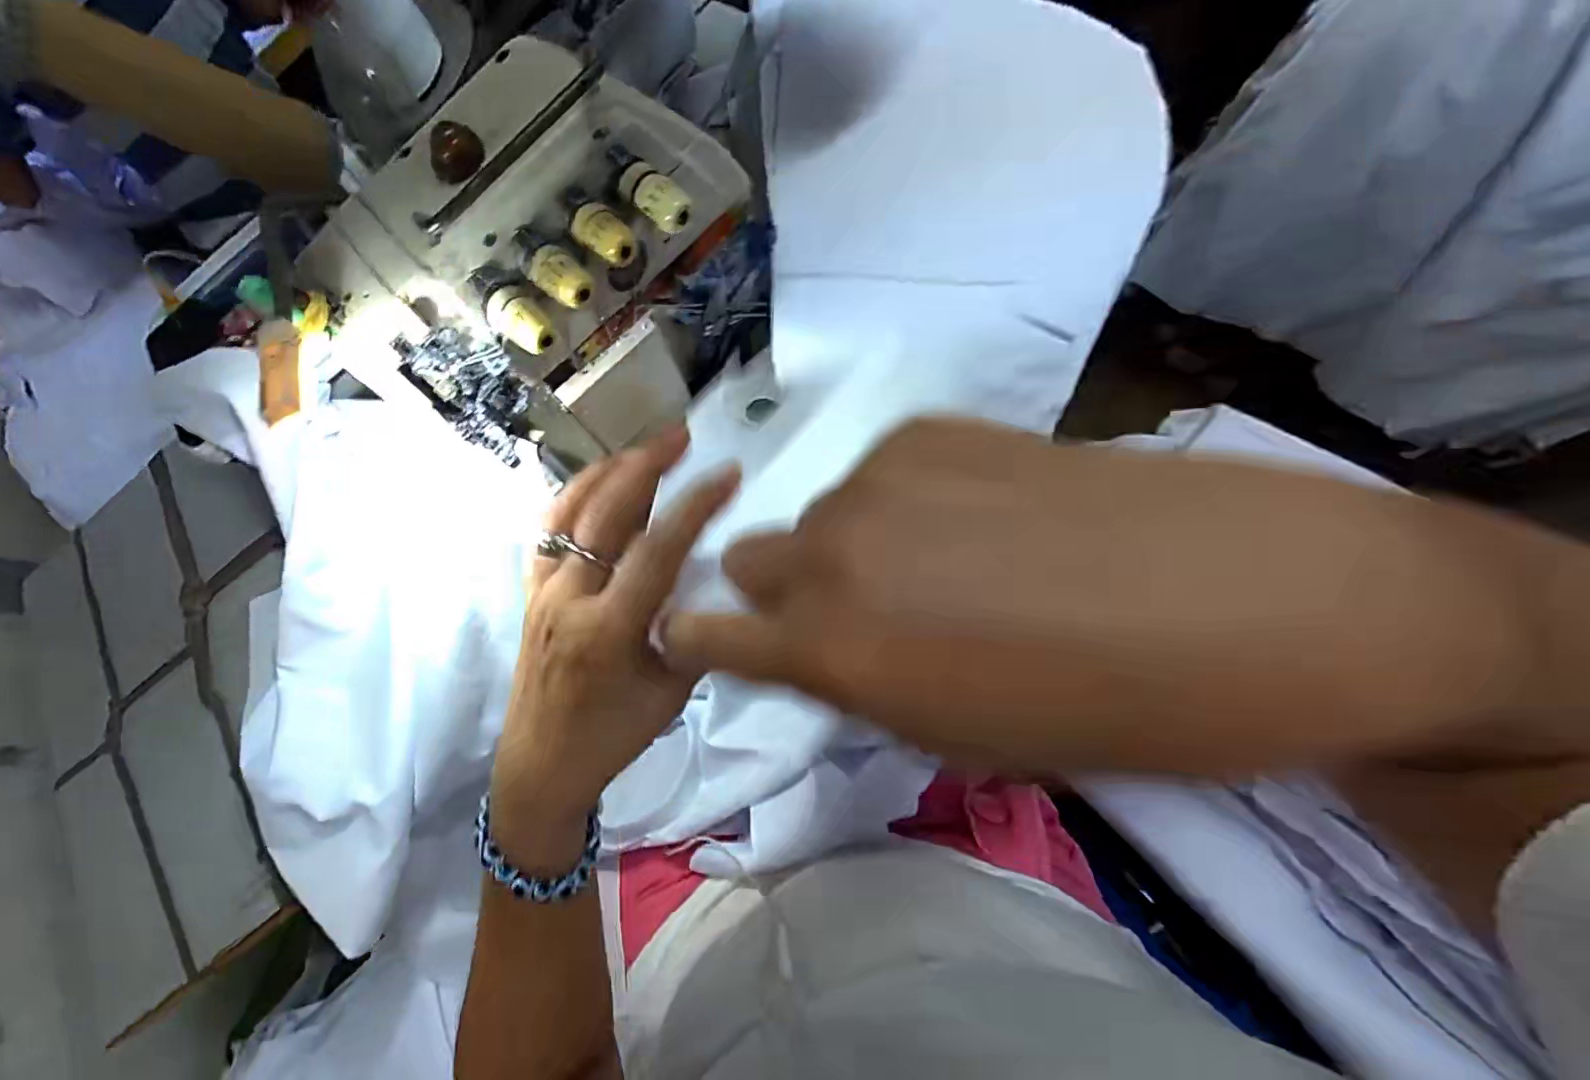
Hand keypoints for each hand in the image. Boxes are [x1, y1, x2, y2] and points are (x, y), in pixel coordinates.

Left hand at [491, 429, 739, 865]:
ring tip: (641, 450)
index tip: (726, 473)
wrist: (540, 765)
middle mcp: (568, 599)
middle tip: (680, 437)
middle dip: (645, 466)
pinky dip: (572, 500)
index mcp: (608, 630)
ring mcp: (541, 592)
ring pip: (568, 513)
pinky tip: (595, 486)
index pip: (656, 551)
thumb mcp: (670, 693)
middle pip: (605, 514)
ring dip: (606, 474)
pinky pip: (547, 532)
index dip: (694, 506)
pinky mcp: (529, 593)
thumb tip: (714, 577)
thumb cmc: (611, 737)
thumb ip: (692, 631)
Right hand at [661, 418, 1543, 774]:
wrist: (1261, 600)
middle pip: (747, 559)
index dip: (695, 635)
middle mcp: (829, 556)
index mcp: (831, 649)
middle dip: (778, 587)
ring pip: (819, 514)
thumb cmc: (1105, 711)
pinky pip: (878, 472)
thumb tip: (812, 649)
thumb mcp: (950, 735)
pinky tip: (981, 508)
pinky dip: (903, 496)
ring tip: (944, 554)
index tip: (697, 634)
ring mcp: (872, 482)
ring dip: (850, 541)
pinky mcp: (925, 429)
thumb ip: (854, 684)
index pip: (707, 634)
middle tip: (854, 603)